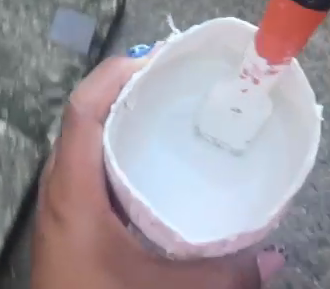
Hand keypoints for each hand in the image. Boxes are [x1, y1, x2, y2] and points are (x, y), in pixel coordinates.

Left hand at [30, 53, 283, 288]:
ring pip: (84, 139)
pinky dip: (115, 148)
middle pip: (84, 115)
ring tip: (164, 109)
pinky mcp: (65, 220)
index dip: (116, 75)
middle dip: (125, 88)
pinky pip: (87, 164)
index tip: (158, 61)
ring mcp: (58, 203)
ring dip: (119, 117)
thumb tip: (272, 255)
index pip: (83, 108)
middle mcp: (57, 185)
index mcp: (72, 188)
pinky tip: (146, 163)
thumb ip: (221, 273)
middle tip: (173, 80)